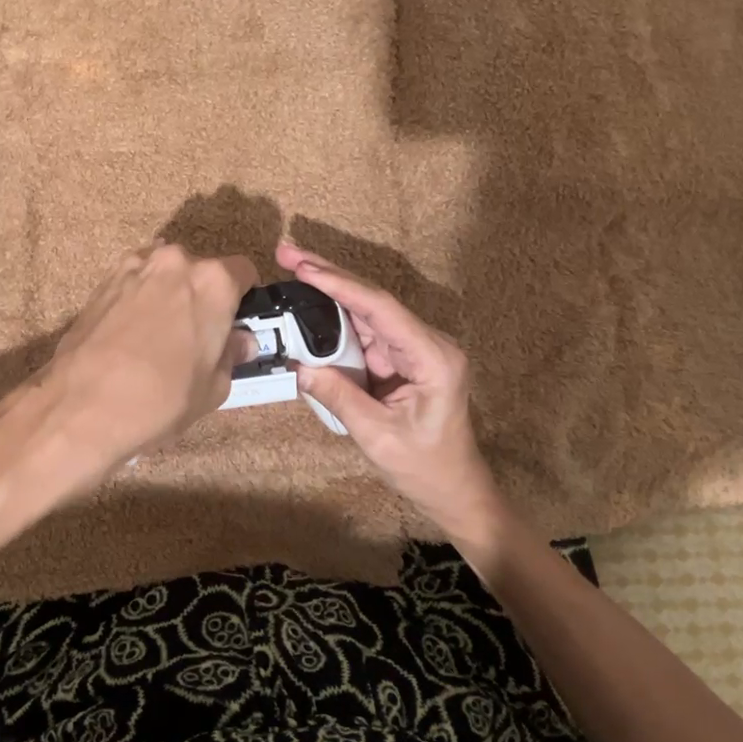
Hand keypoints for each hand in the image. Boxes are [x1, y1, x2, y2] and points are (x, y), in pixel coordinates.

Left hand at [41, 242, 258, 479]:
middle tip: (197, 336)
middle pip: (201, 271)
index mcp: (213, 282)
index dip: (243, 298)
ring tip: (160, 338)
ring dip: (169, 296)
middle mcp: (175, 262)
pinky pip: (134, 284)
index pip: (243, 272)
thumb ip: (231, 355)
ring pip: (165, 275)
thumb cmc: (162, 398)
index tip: (236, 322)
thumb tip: (240, 341)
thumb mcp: (213, 388)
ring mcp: (134, 267)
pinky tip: (132, 337)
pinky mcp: (102, 282)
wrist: (83, 405)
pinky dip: (139, 302)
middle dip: (203, 297)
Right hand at [275, 242, 504, 538]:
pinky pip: (364, 333)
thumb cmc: (425, 468)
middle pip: (372, 300)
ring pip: (366, 311)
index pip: (381, 309)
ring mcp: (413, 349)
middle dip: (329, 275)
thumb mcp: (378, 436)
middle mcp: (427, 343)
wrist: (455, 491)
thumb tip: (298, 367)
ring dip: (328, 291)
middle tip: (287, 251)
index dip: (340, 285)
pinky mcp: (401, 360)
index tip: (304, 267)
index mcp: (433, 357)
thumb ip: (339, 397)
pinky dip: (334, 319)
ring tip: (291, 268)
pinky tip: (308, 303)